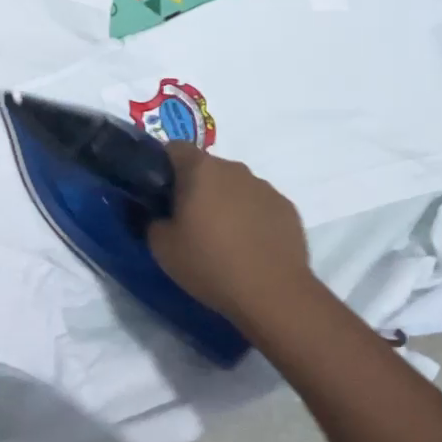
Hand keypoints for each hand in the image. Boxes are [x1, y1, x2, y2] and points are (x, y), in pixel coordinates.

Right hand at [149, 142, 313, 321]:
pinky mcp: (287, 209)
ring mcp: (265, 187)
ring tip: (223, 239)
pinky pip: (260, 205)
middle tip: (189, 222)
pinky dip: (252, 218)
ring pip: (235, 186)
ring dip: (226, 202)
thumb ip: (153, 221)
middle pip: (207, 168)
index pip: (174, 148)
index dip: (163, 166)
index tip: (160, 193)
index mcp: (200, 169)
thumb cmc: (210, 264)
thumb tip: (161, 216)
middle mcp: (234, 169)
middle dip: (195, 187)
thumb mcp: (162, 247)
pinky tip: (250, 247)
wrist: (273, 294)